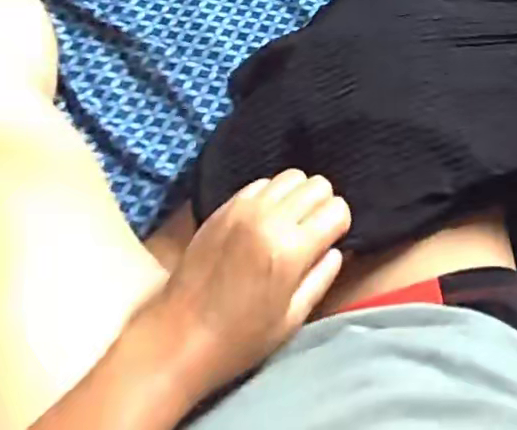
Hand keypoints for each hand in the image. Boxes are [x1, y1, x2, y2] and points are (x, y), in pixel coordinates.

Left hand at [130, 171, 349, 398]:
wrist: (176, 338)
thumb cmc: (239, 339)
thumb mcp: (292, 319)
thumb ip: (322, 276)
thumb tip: (337, 247)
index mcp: (291, 250)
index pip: (337, 209)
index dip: (339, 225)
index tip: (329, 240)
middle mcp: (271, 219)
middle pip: (318, 185)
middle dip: (322, 205)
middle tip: (311, 230)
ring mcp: (245, 208)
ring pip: (292, 176)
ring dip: (298, 196)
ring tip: (288, 221)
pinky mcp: (225, 206)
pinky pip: (262, 183)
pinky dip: (271, 195)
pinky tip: (263, 220)